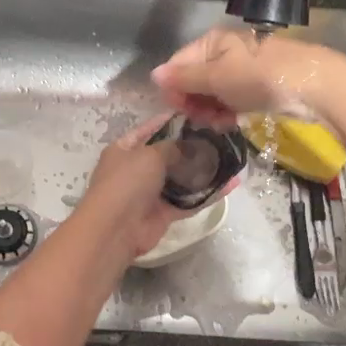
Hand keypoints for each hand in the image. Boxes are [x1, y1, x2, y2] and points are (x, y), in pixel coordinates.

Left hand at [78, 114, 219, 257]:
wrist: (116, 229)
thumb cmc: (127, 182)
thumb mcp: (149, 154)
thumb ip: (173, 146)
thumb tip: (192, 145)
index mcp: (125, 149)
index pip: (150, 130)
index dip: (171, 122)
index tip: (198, 116)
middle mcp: (136, 169)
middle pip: (168, 155)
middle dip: (192, 147)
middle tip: (220, 137)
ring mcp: (150, 193)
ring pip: (181, 179)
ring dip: (202, 171)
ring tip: (229, 158)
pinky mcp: (163, 213)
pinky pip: (188, 201)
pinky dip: (207, 194)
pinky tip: (229, 185)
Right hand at [150, 29, 340, 127]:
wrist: (311, 86)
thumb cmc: (259, 77)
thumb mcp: (216, 77)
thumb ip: (184, 78)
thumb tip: (154, 74)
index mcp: (212, 42)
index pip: (178, 64)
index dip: (173, 88)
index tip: (177, 110)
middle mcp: (225, 52)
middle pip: (194, 80)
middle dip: (193, 102)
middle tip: (201, 120)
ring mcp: (242, 70)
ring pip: (213, 94)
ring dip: (210, 111)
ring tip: (219, 124)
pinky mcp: (257, 88)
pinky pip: (231, 100)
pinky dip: (227, 112)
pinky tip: (230, 123)